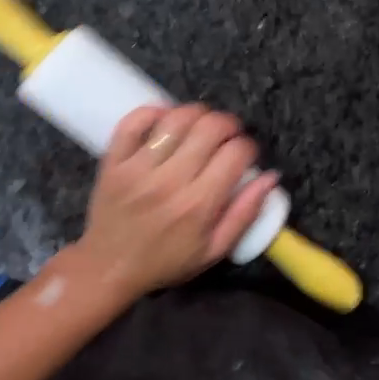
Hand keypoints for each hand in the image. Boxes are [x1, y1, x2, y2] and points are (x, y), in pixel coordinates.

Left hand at [71, 105, 279, 299]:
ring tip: (200, 125)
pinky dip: (152, 110)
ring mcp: (138, 168)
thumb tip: (271, 176)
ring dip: (196, 113)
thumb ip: (245, 214)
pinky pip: (133, 121)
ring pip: (176, 118)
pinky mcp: (114, 161)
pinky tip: (166, 117)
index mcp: (198, 205)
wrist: (107, 269)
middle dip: (228, 124)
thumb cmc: (165, 261)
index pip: (236, 154)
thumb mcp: (213, 251)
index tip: (246, 154)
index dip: (248, 147)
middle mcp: (169, 181)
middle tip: (227, 134)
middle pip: (209, 127)